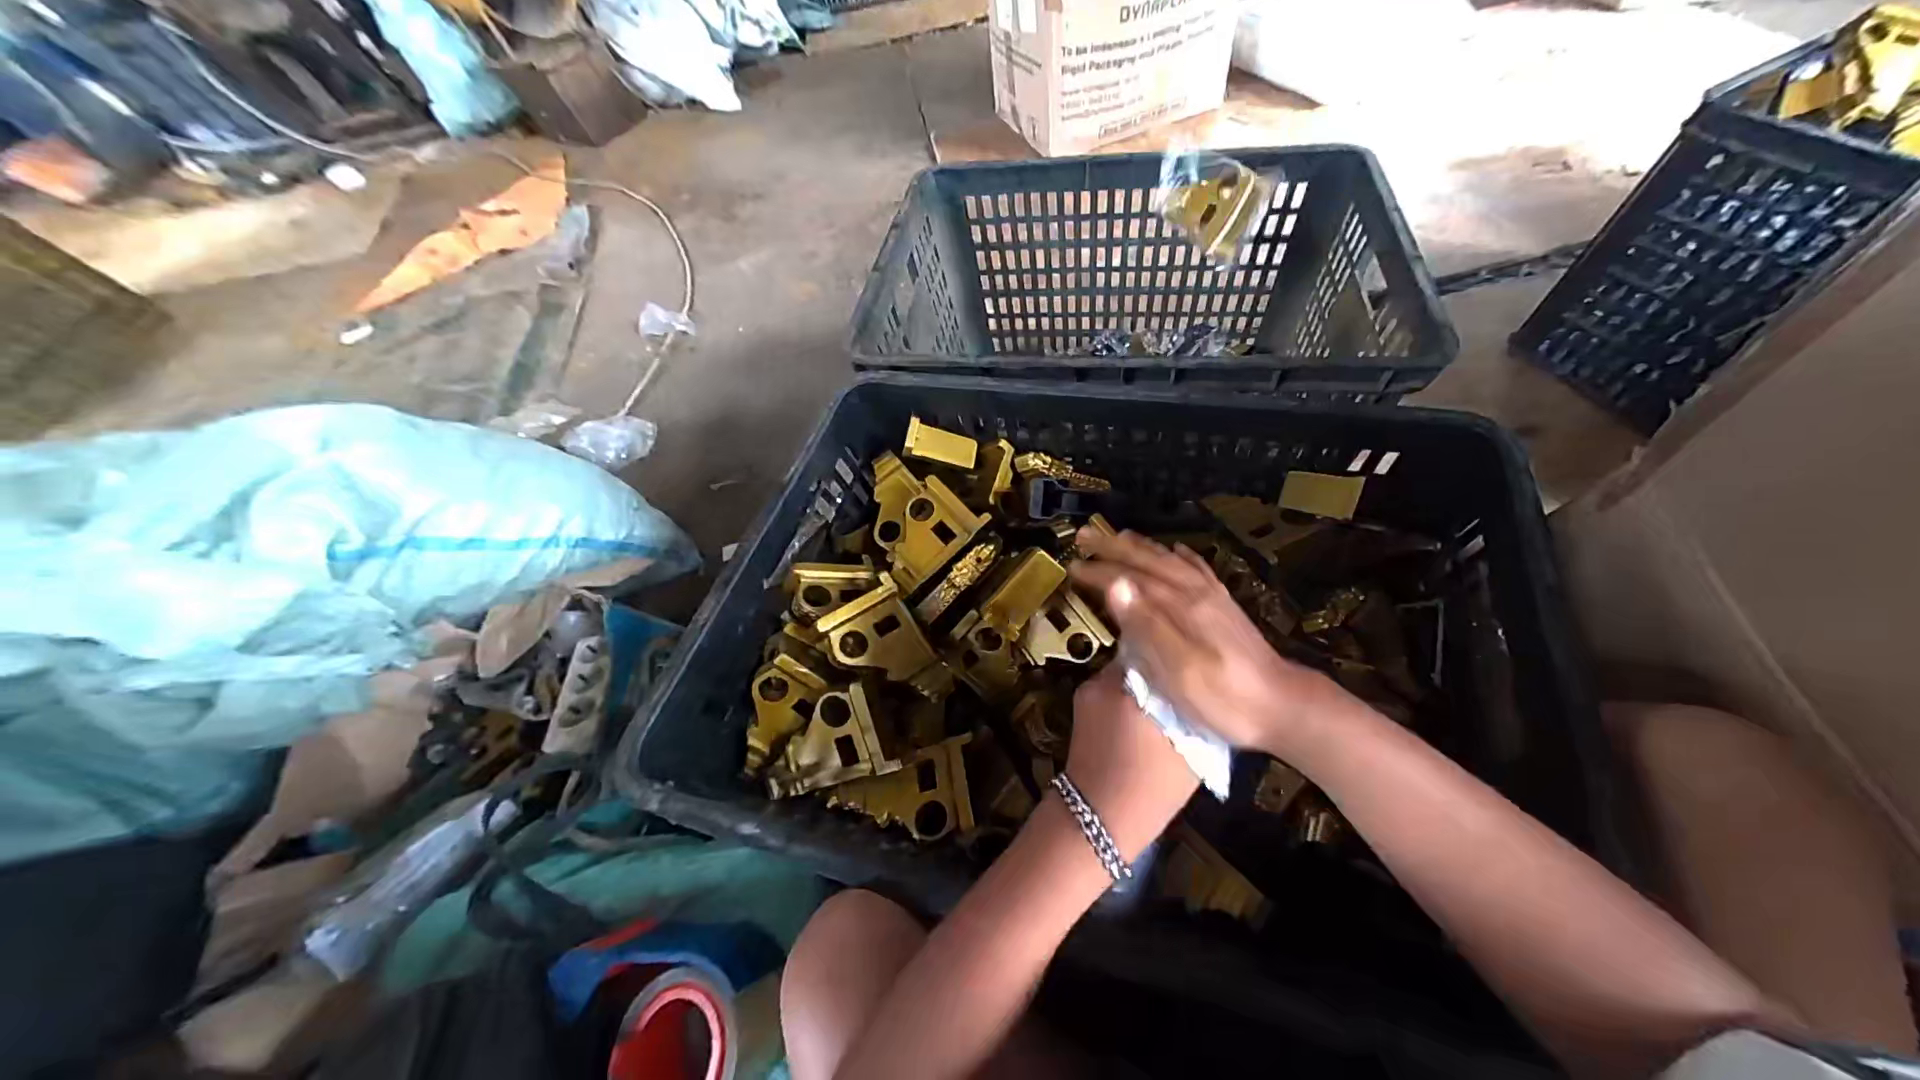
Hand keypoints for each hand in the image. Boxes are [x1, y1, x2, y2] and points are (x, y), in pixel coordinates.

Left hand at [1063, 664, 1198, 860]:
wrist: (1100, 812)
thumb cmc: (1154, 786)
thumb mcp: (1196, 751)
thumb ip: (1198, 714)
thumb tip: (1204, 695)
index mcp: (1143, 685)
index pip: (1165, 653)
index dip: (1180, 660)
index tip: (1193, 670)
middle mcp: (1113, 677)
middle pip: (1143, 658)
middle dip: (1158, 669)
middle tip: (1177, 687)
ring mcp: (1092, 687)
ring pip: (1124, 672)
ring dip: (1139, 682)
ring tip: (1156, 705)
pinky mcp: (1080, 699)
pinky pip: (1108, 687)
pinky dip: (1121, 695)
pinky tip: (1133, 717)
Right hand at [1069, 526, 1348, 758]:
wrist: (1283, 707)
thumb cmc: (1223, 697)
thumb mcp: (1179, 669)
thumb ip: (1146, 625)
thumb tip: (1115, 584)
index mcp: (1179, 606)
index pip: (1129, 578)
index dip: (1098, 571)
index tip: (1071, 565)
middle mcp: (1194, 592)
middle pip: (1149, 561)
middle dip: (1114, 547)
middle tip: (1085, 535)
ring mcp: (1213, 597)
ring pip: (1171, 560)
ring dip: (1142, 546)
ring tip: (1119, 534)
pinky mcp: (1225, 607)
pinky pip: (1198, 570)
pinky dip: (1181, 556)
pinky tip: (1177, 551)